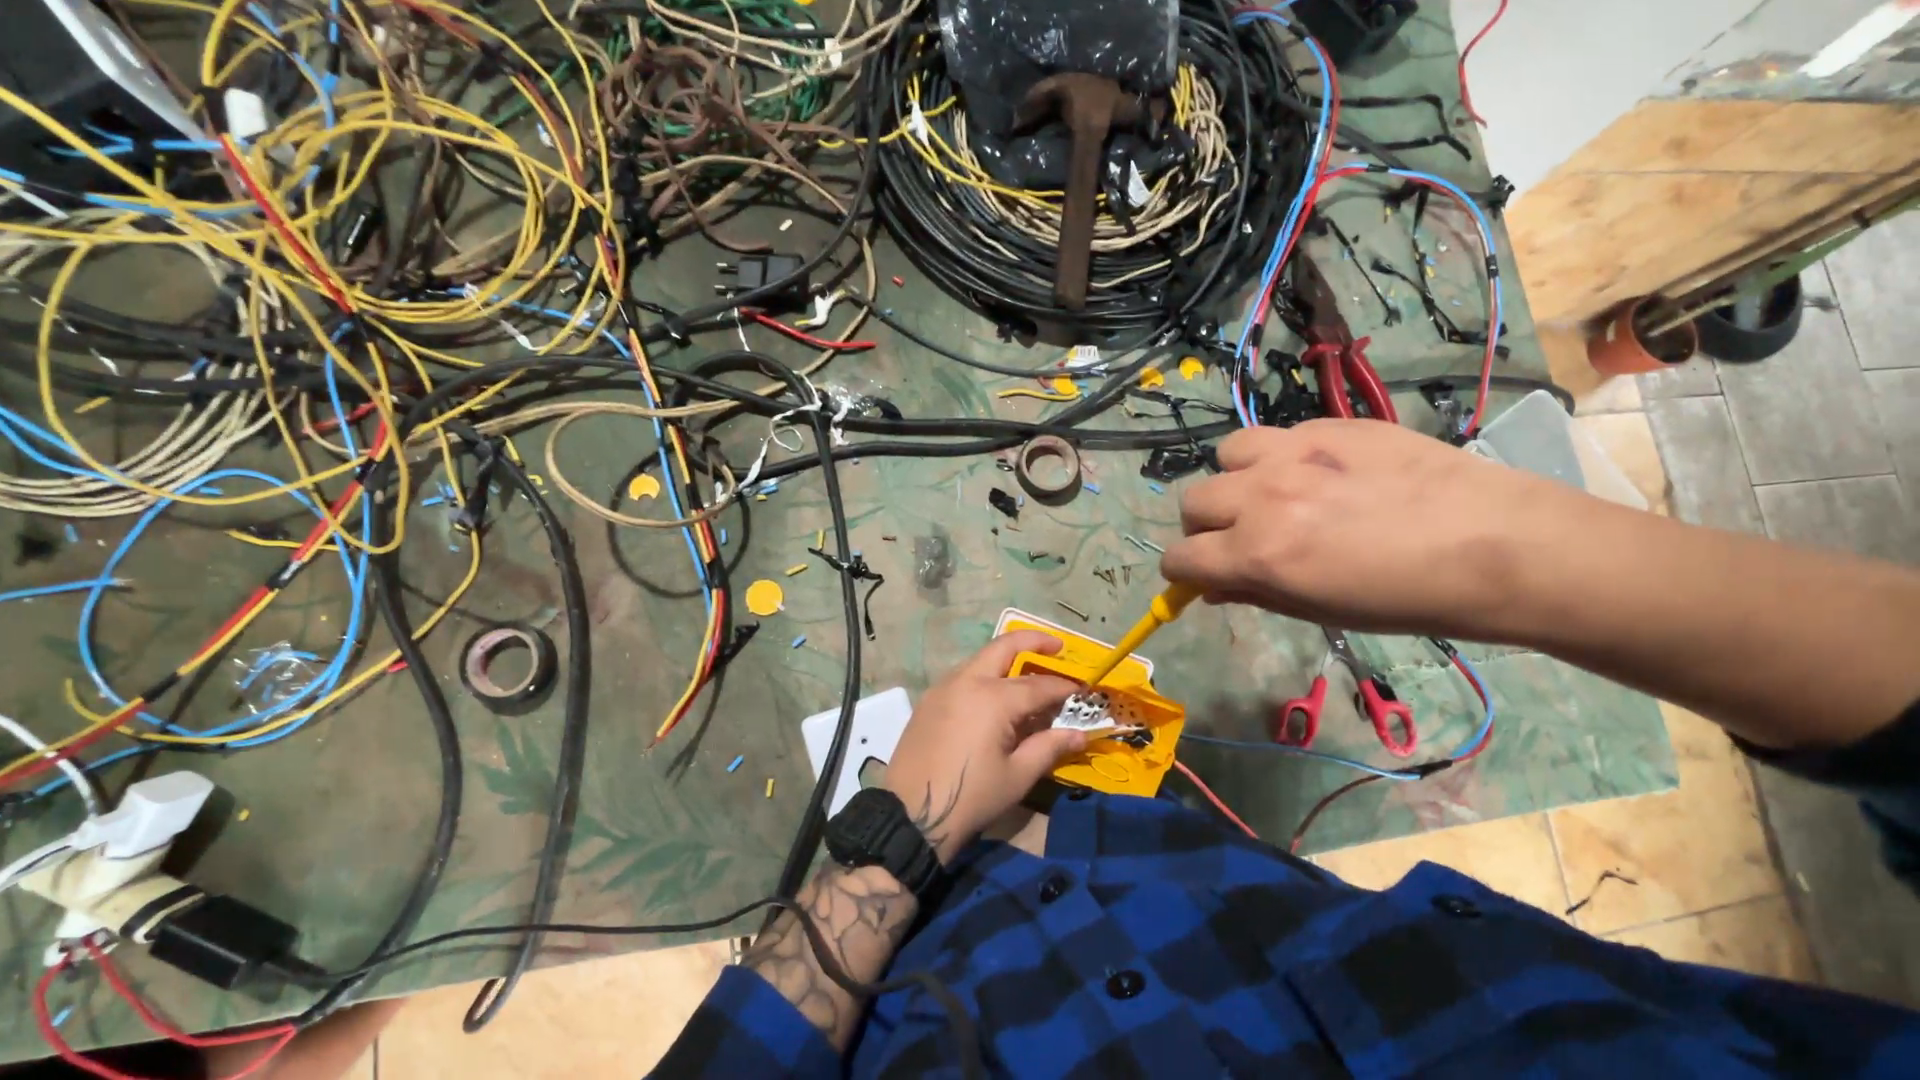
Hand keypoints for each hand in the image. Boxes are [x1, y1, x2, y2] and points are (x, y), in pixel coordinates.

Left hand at [883, 632, 1085, 863]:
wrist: (912, 814)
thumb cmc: (971, 796)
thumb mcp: (1017, 775)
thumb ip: (1049, 747)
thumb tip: (1079, 734)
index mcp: (993, 698)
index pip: (1039, 685)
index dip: (1064, 688)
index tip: (1083, 692)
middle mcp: (967, 681)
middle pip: (1004, 648)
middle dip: (1033, 641)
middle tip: (1056, 647)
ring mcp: (943, 688)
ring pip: (980, 660)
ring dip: (1006, 658)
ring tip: (1028, 674)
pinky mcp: (928, 702)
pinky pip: (963, 676)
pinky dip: (984, 675)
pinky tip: (995, 697)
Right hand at [1161, 420, 1587, 638]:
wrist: (1494, 544)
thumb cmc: (1408, 598)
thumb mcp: (1321, 610)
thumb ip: (1255, 592)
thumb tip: (1213, 586)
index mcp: (1259, 553)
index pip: (1180, 558)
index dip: (1184, 572)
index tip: (1201, 576)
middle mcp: (1263, 497)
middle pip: (1193, 502)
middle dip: (1206, 526)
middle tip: (1240, 538)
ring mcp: (1296, 452)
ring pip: (1227, 455)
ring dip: (1237, 479)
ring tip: (1273, 494)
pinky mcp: (1331, 424)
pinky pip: (1278, 435)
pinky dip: (1281, 457)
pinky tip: (1323, 474)